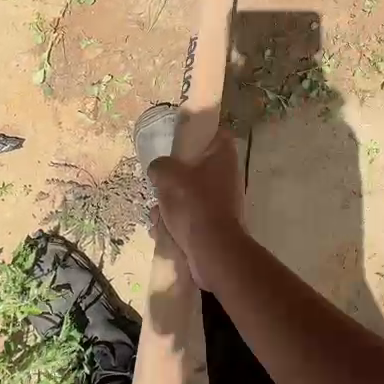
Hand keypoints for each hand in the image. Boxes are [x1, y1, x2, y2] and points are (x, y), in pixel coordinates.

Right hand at [146, 129, 246, 290]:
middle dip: (174, 176)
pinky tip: (162, 231)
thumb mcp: (169, 177)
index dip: (197, 132)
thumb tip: (158, 168)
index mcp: (223, 155)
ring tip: (156, 213)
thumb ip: (160, 166)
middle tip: (160, 182)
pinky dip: (176, 222)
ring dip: (170, 202)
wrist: (213, 252)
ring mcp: (223, 200)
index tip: (178, 138)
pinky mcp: (216, 223)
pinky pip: (191, 215)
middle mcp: (227, 174)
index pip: (215, 132)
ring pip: (190, 192)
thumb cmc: (195, 205)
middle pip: (198, 165)